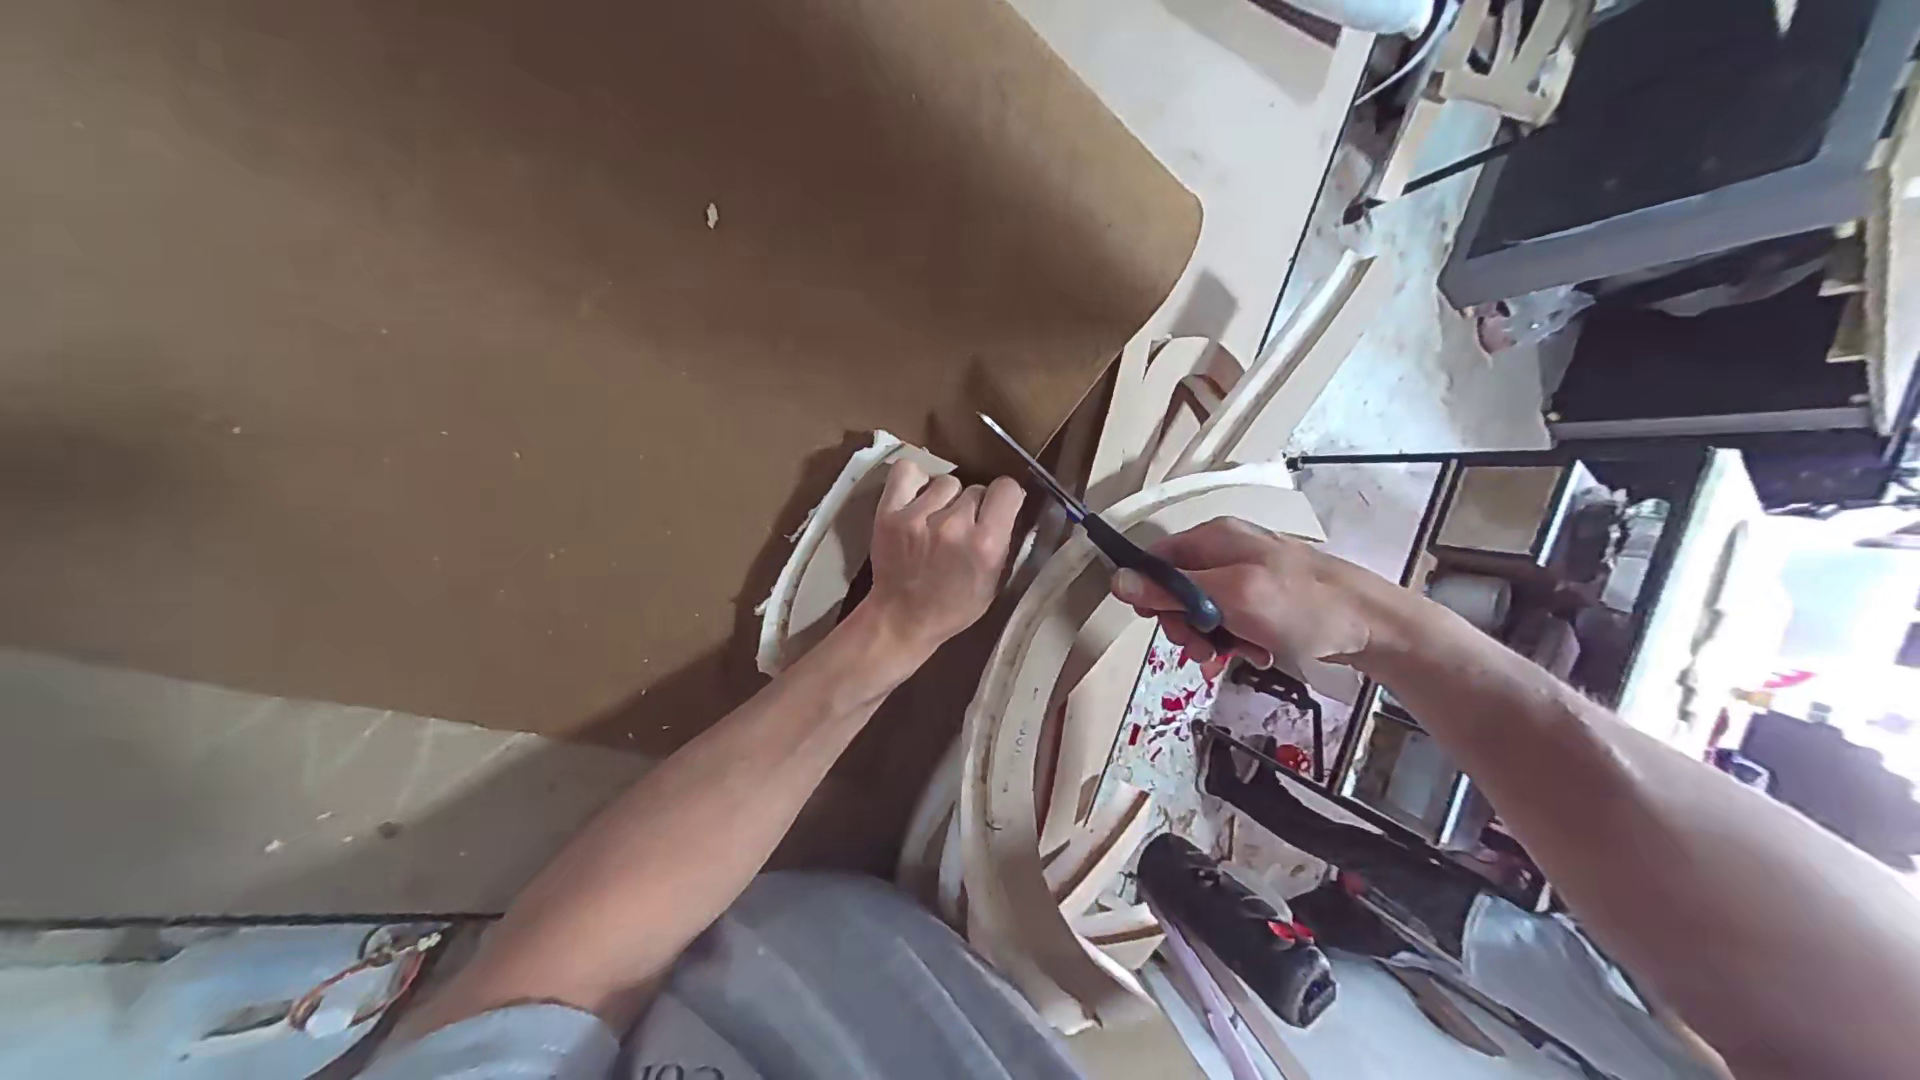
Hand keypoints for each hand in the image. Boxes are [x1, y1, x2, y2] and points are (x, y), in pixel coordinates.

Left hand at [860, 459, 1025, 659]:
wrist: (902, 619)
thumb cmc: (954, 605)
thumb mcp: (994, 581)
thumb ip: (1005, 541)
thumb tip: (1012, 506)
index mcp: (986, 544)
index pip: (1007, 489)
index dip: (1005, 498)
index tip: (999, 508)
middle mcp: (954, 525)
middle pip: (976, 487)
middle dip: (974, 506)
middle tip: (964, 527)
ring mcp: (918, 517)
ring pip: (946, 482)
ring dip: (946, 498)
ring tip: (937, 519)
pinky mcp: (889, 513)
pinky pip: (907, 471)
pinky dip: (915, 480)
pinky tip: (917, 498)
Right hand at [1109, 517, 1392, 676]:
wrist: (1374, 626)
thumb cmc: (1302, 606)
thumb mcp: (1230, 598)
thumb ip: (1172, 591)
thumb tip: (1116, 580)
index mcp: (1213, 537)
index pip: (1155, 560)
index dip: (1149, 594)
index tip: (1161, 625)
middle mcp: (1224, 548)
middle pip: (1175, 588)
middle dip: (1183, 623)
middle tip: (1201, 649)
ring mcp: (1245, 571)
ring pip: (1200, 608)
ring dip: (1208, 637)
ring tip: (1231, 655)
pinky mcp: (1262, 595)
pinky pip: (1228, 617)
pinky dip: (1233, 639)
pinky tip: (1252, 652)